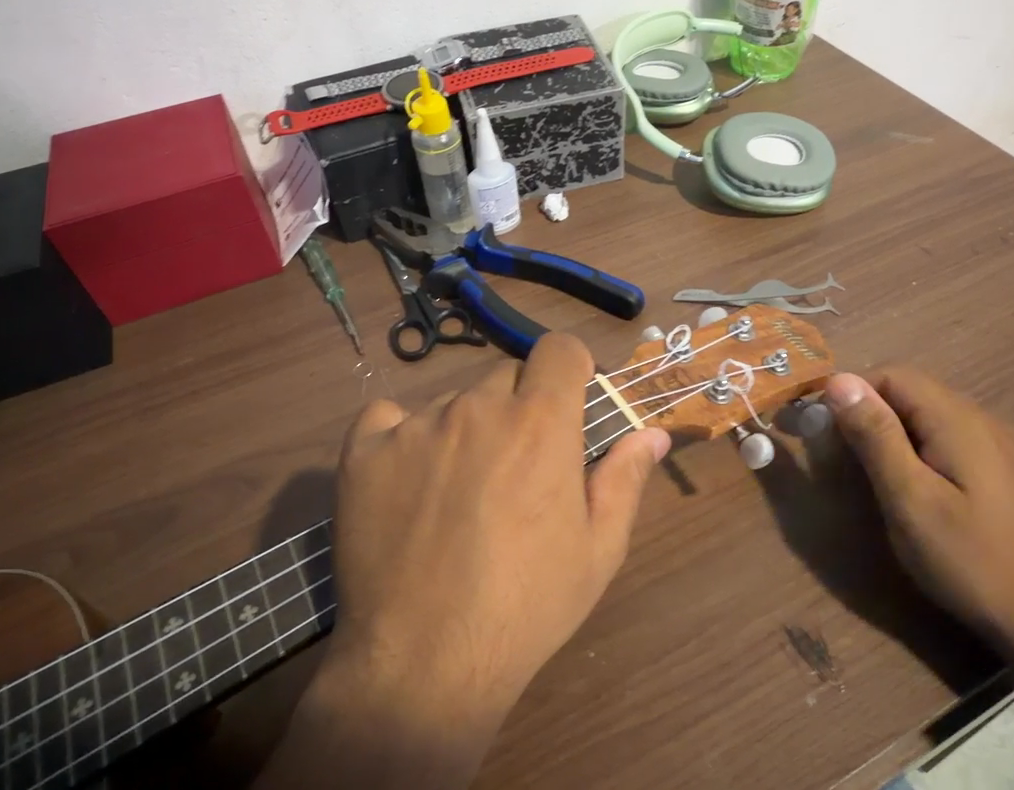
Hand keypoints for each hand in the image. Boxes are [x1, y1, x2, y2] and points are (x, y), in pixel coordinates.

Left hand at [320, 333, 669, 737]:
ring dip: (464, 428)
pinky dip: (401, 438)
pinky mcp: (362, 450)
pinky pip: (387, 418)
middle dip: (518, 408)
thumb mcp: (597, 552)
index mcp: (540, 422)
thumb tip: (650, 433)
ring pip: (451, 402)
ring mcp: (414, 425)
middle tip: (515, 469)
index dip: (569, 370)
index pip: (559, 349)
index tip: (568, 404)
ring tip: (457, 493)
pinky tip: (406, 484)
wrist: (423, 665)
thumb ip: (624, 480)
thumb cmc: (526, 609)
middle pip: (505, 377)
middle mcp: (477, 407)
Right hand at [821, 367, 1013, 666]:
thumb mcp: (910, 500)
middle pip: (915, 394)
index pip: (894, 375)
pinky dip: (922, 453)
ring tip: (873, 479)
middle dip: (872, 415)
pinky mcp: (1009, 476)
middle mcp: (986, 421)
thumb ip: (875, 437)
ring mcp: (1003, 449)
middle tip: (842, 459)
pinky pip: (954, 443)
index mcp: (960, 420)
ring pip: (934, 420)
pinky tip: (917, 493)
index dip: (852, 393)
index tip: (822, 428)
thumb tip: (840, 381)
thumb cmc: (971, 561)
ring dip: (895, 436)